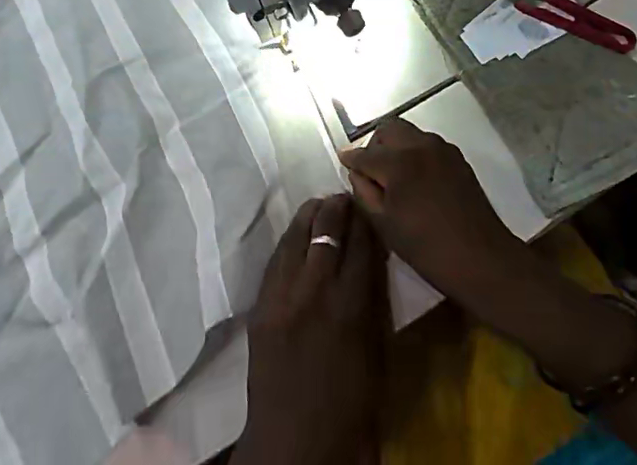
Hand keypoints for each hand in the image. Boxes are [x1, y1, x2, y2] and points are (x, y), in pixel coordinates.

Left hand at [232, 195, 385, 464]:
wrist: (297, 447)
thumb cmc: (353, 411)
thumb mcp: (376, 355)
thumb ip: (372, 304)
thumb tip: (371, 262)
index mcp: (350, 307)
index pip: (360, 246)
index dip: (365, 221)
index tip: (369, 205)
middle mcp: (313, 292)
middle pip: (324, 232)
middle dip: (336, 208)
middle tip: (344, 196)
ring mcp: (280, 298)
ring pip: (294, 239)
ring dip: (308, 217)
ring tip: (319, 204)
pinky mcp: (259, 308)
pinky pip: (275, 262)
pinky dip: (288, 243)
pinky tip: (295, 235)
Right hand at [338, 117, 525, 305]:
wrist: (483, 261)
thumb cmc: (427, 249)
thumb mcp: (384, 225)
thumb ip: (363, 192)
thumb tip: (357, 173)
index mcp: (398, 163)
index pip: (365, 154)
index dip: (350, 159)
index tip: (343, 162)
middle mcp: (420, 146)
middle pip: (388, 130)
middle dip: (374, 145)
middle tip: (371, 170)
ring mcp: (442, 150)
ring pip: (409, 133)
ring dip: (396, 146)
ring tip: (394, 175)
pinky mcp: (458, 159)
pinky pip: (427, 144)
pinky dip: (414, 152)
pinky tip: (416, 178)